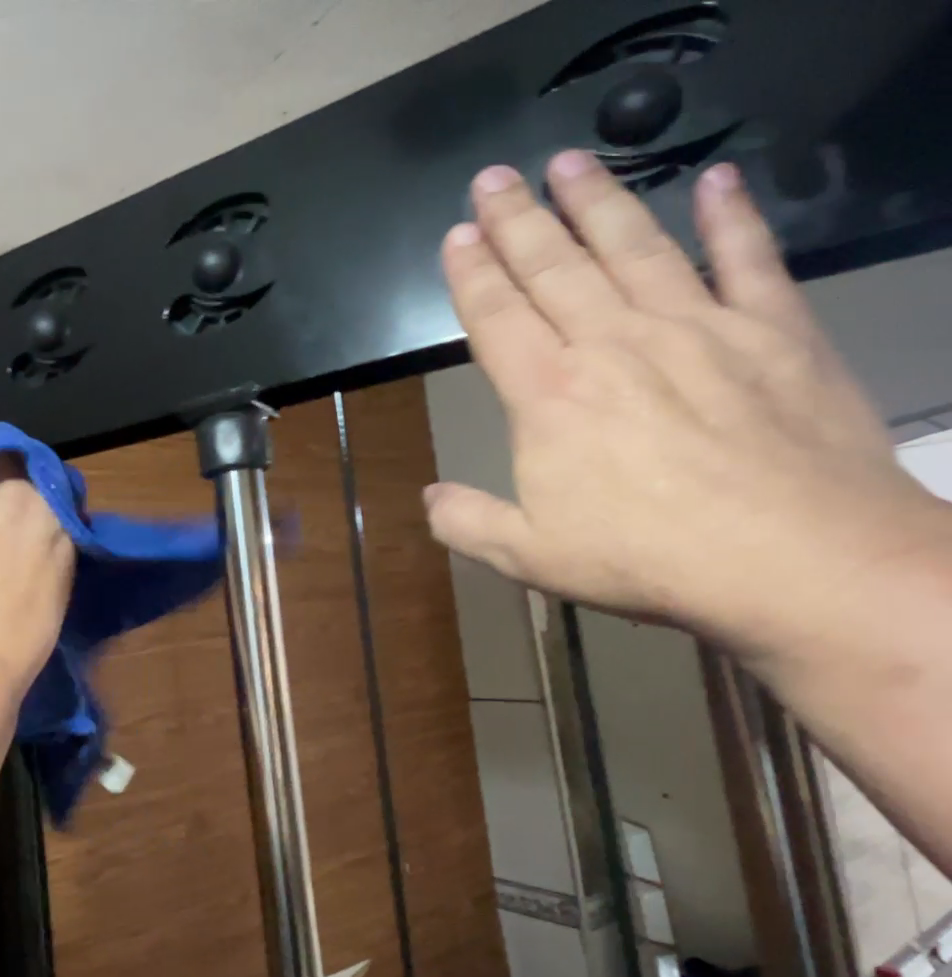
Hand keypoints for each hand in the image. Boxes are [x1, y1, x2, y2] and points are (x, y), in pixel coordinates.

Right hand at [430, 151, 947, 662]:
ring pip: (634, 248)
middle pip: (554, 267)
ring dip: (598, 201)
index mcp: (548, 395)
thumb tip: (430, 498)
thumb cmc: (649, 557)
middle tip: (493, 177)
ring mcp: (697, 329)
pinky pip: (749, 259)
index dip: (472, 273)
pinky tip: (717, 181)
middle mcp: (613, 344)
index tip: (457, 235)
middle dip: (517, 219)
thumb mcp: (530, 557)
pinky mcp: (773, 330)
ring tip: (569, 161)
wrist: (800, 560)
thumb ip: (468, 522)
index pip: (497, 316)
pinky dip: (733, 218)